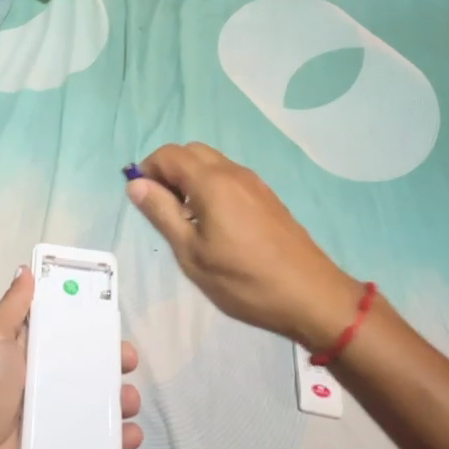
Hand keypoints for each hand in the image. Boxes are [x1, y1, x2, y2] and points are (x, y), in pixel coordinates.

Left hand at [0, 267, 142, 448]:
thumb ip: (12, 308)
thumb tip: (26, 269)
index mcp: (26, 352)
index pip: (64, 330)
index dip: (88, 322)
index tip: (111, 316)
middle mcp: (43, 382)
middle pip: (87, 366)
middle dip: (113, 360)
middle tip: (127, 360)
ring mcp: (55, 419)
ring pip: (99, 403)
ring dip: (121, 399)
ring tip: (129, 400)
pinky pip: (99, 444)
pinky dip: (120, 440)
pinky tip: (130, 434)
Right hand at [129, 143, 361, 349]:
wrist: (312, 296)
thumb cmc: (244, 280)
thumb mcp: (192, 254)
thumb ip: (161, 213)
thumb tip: (136, 184)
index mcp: (211, 182)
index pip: (168, 155)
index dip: (148, 170)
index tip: (142, 199)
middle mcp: (233, 172)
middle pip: (190, 152)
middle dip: (169, 170)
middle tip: (162, 207)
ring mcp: (254, 182)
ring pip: (211, 162)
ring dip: (190, 177)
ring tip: (187, 218)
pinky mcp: (267, 196)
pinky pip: (229, 176)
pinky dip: (211, 185)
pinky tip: (215, 222)